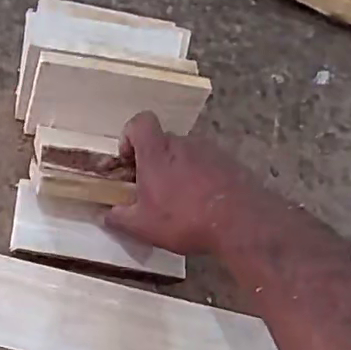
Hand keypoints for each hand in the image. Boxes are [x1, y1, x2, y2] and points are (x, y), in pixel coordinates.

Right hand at [103, 111, 256, 255]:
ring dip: (174, 170)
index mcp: (157, 153)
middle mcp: (183, 144)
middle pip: (160, 141)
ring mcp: (209, 150)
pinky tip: (198, 203)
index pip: (140, 122)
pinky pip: (204, 163)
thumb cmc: (183, 220)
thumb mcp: (140, 226)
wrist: (242, 223)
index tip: (127, 162)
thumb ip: (118, 217)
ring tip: (175, 200)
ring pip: (182, 153)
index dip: (129, 137)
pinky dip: (196, 177)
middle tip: (147, 189)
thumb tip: (109, 214)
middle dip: (150, 161)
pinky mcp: (229, 161)